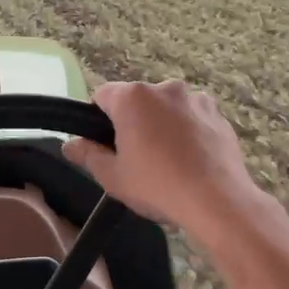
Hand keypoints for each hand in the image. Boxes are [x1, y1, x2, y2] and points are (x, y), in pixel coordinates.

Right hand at [61, 81, 265, 241]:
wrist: (217, 200)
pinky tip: (191, 160)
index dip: (98, 120)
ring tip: (168, 161)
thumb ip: (88, 155)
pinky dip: (187, 131)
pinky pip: (192, 117)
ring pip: (167, 108)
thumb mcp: (113, 176)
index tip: (106, 145)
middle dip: (133, 122)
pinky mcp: (218, 114)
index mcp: (133, 97)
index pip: (103, 95)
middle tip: (135, 158)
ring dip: (162, 125)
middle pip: (137, 100)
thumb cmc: (157, 186)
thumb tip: (70, 145)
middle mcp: (164, 87)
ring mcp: (195, 98)